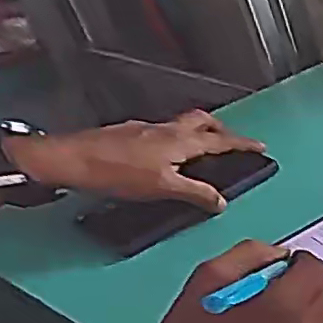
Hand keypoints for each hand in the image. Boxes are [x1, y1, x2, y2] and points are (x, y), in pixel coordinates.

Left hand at [8, 110, 264, 211]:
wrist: (64, 160)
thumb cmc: (115, 172)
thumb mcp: (163, 188)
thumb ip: (196, 193)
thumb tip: (219, 201)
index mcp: (179, 141)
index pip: (221, 141)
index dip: (242, 144)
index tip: (259, 146)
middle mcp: (164, 130)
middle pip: (201, 121)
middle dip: (221, 129)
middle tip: (230, 141)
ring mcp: (144, 129)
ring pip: (181, 125)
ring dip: (197, 134)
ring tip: (202, 150)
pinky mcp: (126, 135)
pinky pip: (161, 133)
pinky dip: (174, 141)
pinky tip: (166, 157)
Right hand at [129, 240, 322, 322]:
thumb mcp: (210, 277)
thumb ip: (250, 254)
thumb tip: (279, 253)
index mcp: (284, 306)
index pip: (315, 269)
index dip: (299, 260)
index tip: (282, 261)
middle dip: (304, 278)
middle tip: (271, 280)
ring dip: (304, 297)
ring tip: (265, 302)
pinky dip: (300, 316)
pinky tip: (268, 320)